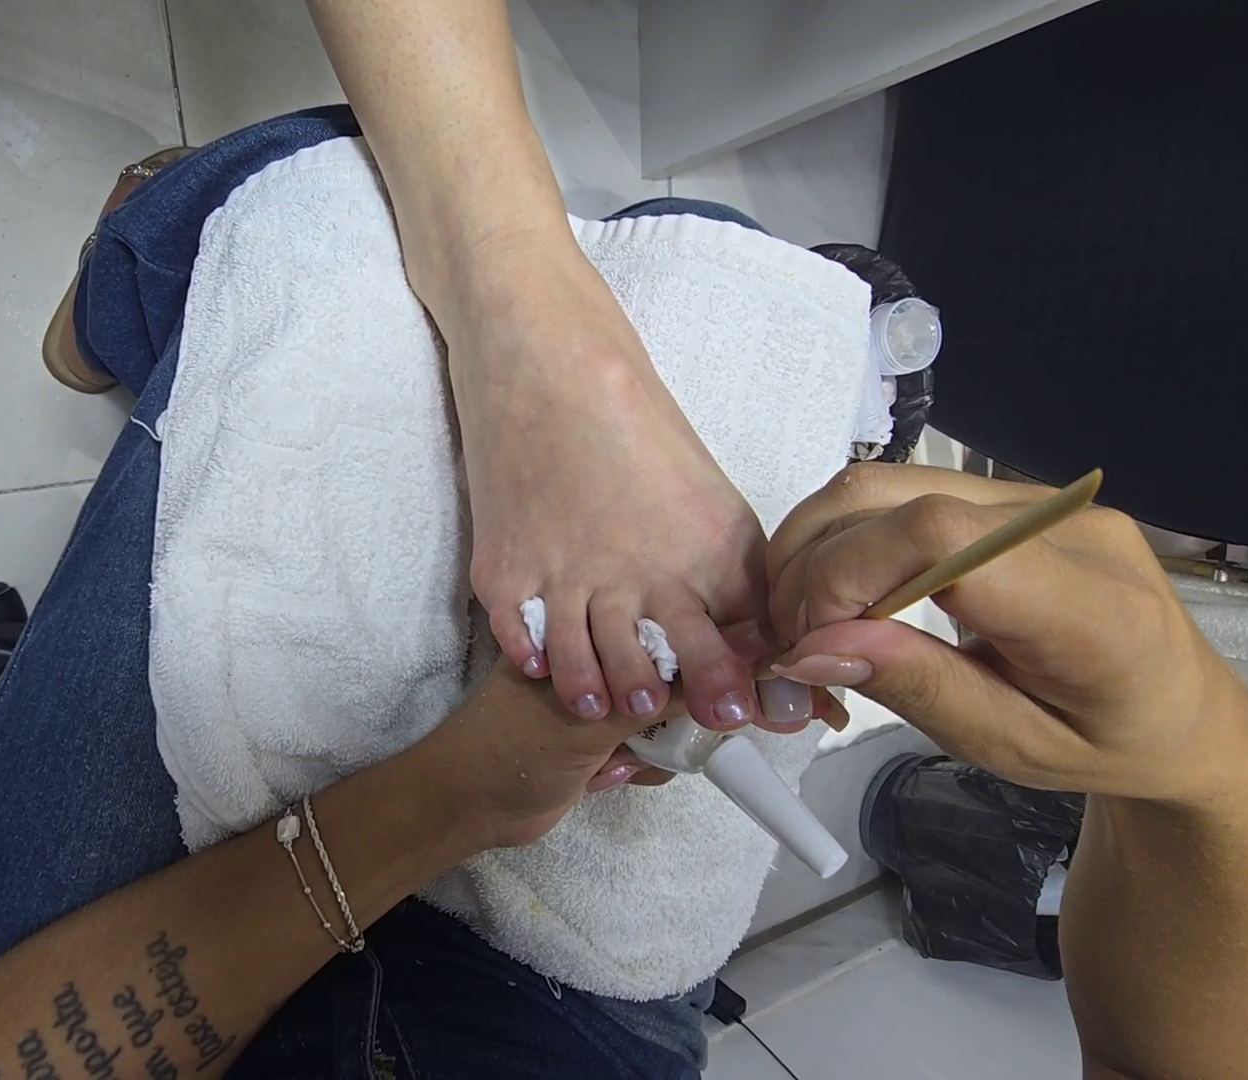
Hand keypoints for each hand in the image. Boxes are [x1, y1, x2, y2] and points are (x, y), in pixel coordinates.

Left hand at [410, 659, 850, 850]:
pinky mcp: (603, 738)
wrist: (469, 804)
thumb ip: (661, 693)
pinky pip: (649, 753)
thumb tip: (732, 668)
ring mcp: (606, 698)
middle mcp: (608, 654)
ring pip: (672, 721)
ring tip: (612, 764)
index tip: (759, 695)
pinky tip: (598, 779)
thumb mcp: (590, 718)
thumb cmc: (517, 744)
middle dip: (688, 717)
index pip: (680, 629)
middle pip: (686, 677)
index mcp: (598, 627)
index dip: (724, 661)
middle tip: (673, 739)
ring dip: (653, 754)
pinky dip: (634, 771)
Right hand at [434, 230, 782, 734]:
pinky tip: (542, 664)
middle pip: (665, 671)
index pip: (732, 646)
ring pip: (588, 671)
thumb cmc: (625, 407)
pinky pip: (521, 643)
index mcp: (701, 553)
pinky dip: (536, 661)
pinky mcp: (504, 574)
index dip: (738, 686)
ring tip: (606, 703)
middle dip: (681, 703)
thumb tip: (737, 621)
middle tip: (675, 715)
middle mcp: (636, 578)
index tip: (742, 708)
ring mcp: (564, 581)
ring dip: (602, 693)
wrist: (539, 359)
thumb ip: (724, 562)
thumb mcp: (703, 485)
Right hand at [761, 464, 1247, 803]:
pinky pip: (888, 492)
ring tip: (804, 612)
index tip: (814, 641)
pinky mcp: (1001, 494)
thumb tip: (808, 649)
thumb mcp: (1008, 746)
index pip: (938, 539)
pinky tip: (834, 585)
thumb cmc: (1103, 743)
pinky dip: (835, 536)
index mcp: (1090, 608)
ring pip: (873, 485)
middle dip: (810, 567)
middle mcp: (1062, 526)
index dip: (846, 575)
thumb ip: (915, 687)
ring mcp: (1031, 498)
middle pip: (886, 500)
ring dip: (810, 544)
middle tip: (792, 636)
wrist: (1176, 709)